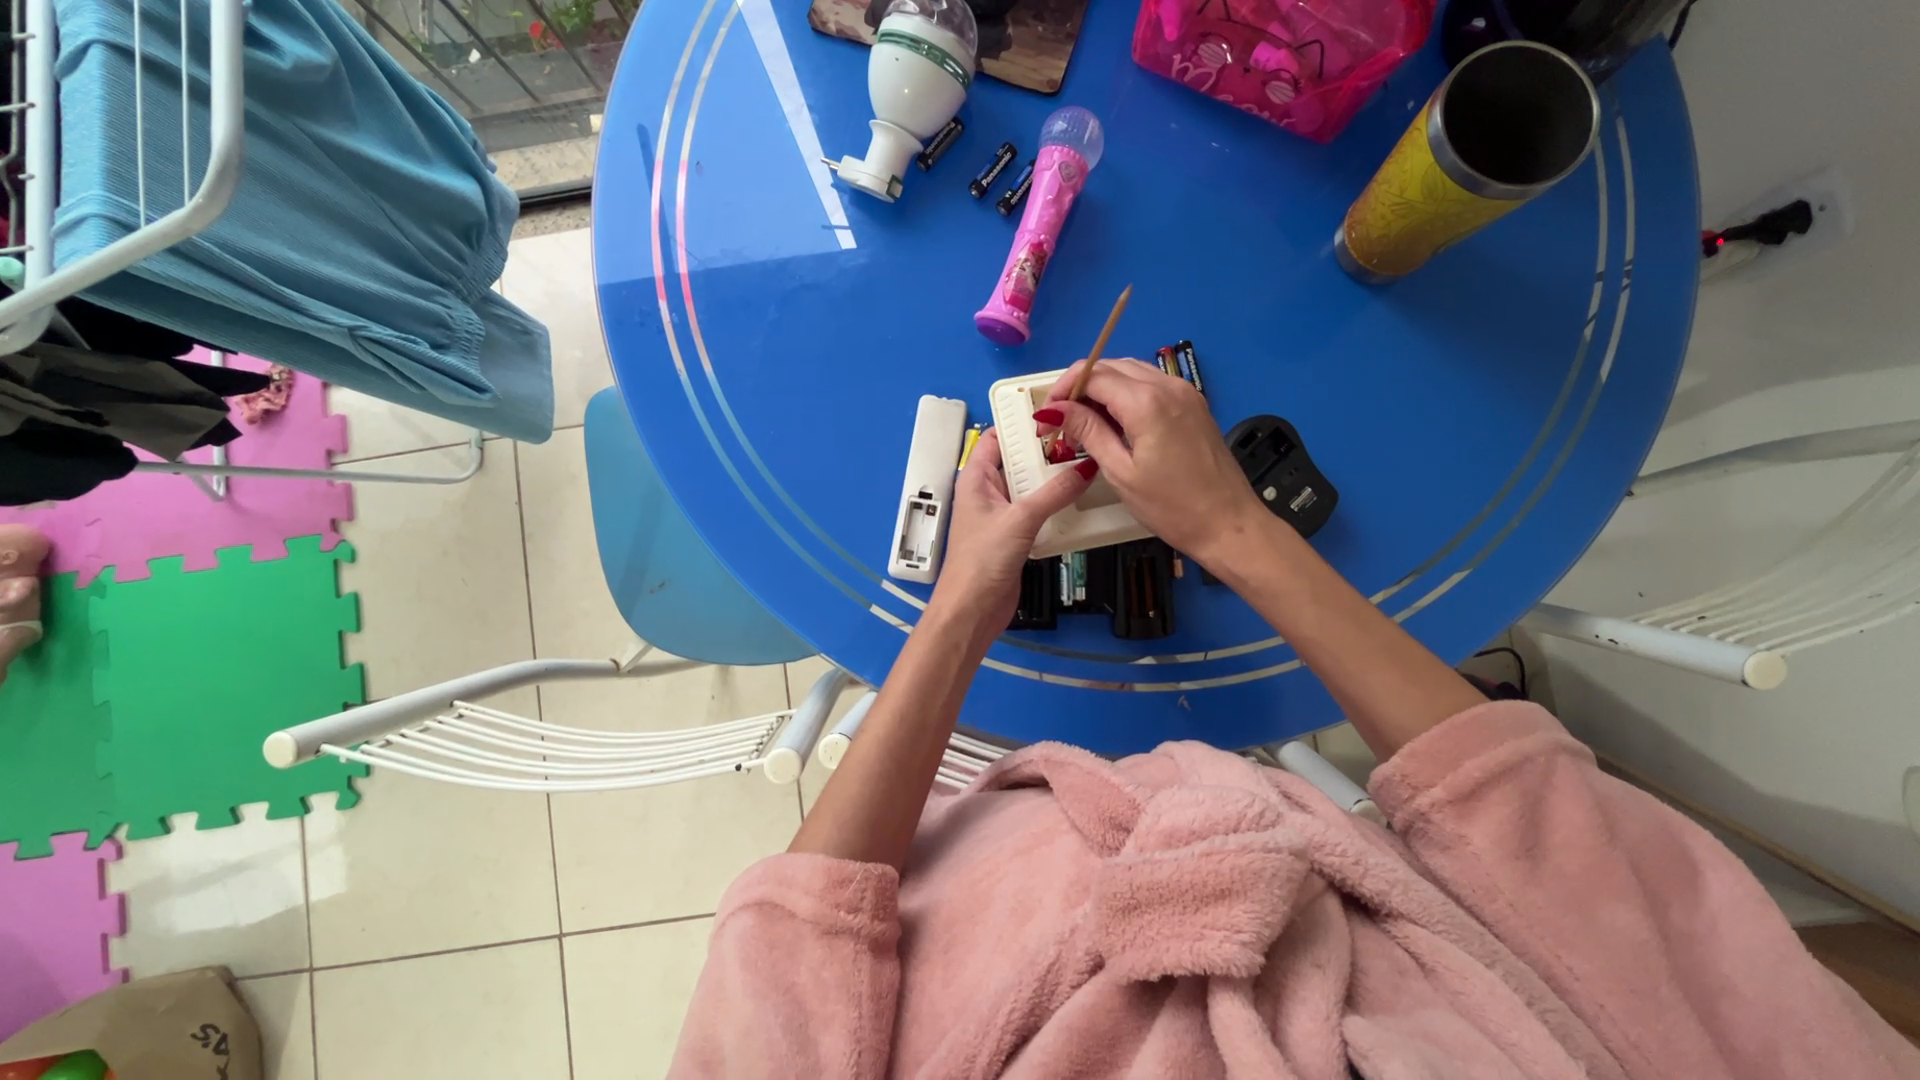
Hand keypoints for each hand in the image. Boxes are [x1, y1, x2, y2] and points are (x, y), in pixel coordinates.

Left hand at [929, 426, 1097, 640]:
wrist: (972, 611)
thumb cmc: (981, 561)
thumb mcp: (1020, 519)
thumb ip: (1054, 493)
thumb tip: (1086, 467)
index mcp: (976, 478)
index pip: (998, 437)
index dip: (1024, 423)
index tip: (1058, 413)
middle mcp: (988, 491)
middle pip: (1020, 461)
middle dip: (1048, 452)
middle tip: (1084, 439)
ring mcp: (1002, 514)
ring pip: (1032, 487)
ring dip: (1055, 481)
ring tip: (1089, 465)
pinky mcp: (1016, 537)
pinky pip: (1039, 512)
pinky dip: (1057, 506)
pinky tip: (1081, 501)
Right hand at [1033, 358, 1265, 567]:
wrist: (1229, 523)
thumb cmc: (1171, 507)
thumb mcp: (1121, 472)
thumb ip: (1088, 431)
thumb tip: (1054, 409)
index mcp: (1146, 402)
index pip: (1092, 374)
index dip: (1062, 390)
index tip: (1045, 419)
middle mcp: (1167, 385)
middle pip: (1110, 366)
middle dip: (1079, 388)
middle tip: (1059, 424)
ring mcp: (1184, 392)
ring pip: (1130, 372)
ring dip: (1101, 390)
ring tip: (1083, 424)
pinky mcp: (1193, 404)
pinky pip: (1150, 384)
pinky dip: (1125, 395)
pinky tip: (1113, 423)